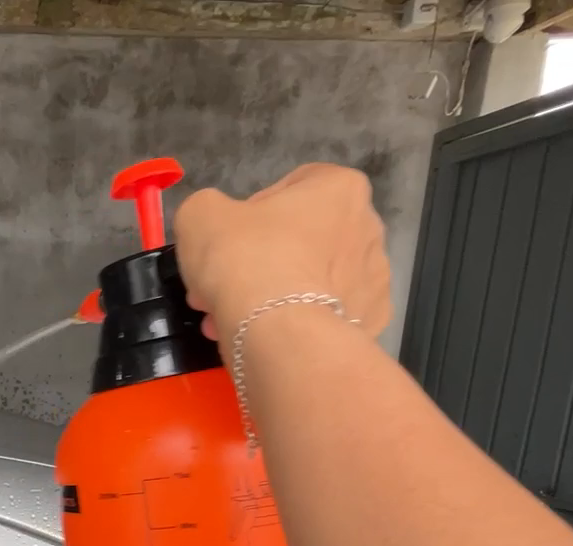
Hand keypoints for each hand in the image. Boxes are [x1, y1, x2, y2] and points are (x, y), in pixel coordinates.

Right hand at [172, 164, 392, 341]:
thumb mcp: (199, 217)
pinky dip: (296, 320)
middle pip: (300, 237)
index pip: (292, 186)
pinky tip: (267, 332)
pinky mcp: (369, 317)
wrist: (278, 331)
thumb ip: (205, 207)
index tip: (226, 242)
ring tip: (237, 317)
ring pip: (309, 278)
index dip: (250, 213)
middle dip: (258, 261)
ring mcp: (373, 274)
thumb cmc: (244, 261)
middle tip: (222, 287)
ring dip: (272, 293)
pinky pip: (325, 312)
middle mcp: (367, 224)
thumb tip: (212, 221)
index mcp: (338, 188)